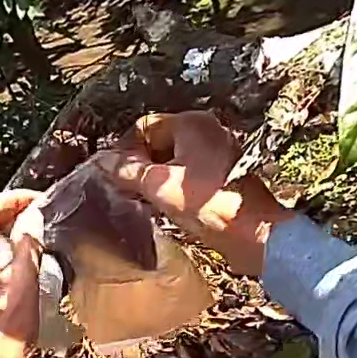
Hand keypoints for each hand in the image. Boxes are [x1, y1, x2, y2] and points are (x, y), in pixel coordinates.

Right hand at [102, 111, 293, 277]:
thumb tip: (102, 162)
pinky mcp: (227, 176)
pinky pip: (191, 174)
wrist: (254, 234)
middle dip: (141, 165)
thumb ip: (128, 172)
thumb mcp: (159, 187)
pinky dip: (176, 186)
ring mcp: (220, 153)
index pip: (144, 127)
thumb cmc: (209, 206)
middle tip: (127, 190)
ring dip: (158, 178)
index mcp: (191, 123)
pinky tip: (169, 206)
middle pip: (160, 143)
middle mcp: (208, 131)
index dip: (125, 150)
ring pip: (175, 160)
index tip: (113, 175)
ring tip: (146, 200)